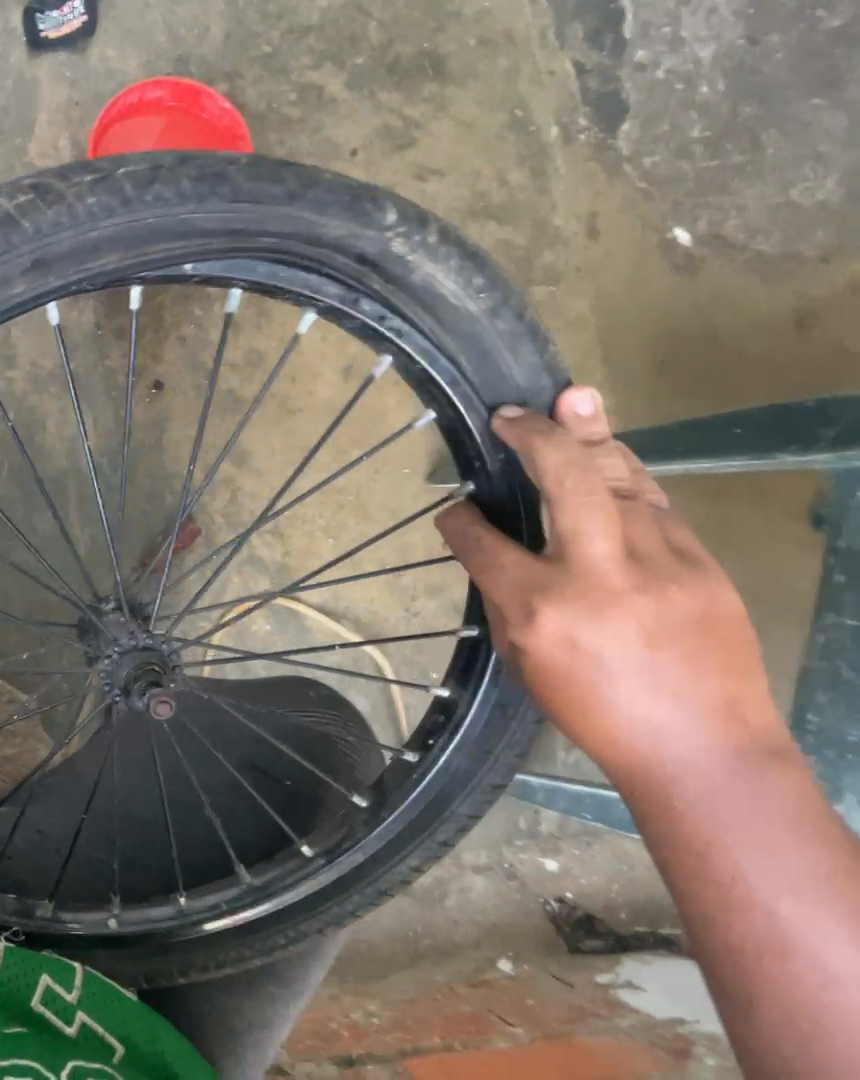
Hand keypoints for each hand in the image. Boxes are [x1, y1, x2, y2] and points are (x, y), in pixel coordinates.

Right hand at [434, 386, 785, 786]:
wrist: (703, 745)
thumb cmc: (593, 709)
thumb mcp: (525, 659)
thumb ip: (508, 597)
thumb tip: (496, 551)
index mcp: (542, 607)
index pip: (483, 543)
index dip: (458, 522)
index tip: (450, 512)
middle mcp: (600, 573)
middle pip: (569, 483)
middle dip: (537, 440)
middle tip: (510, 414)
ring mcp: (663, 562)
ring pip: (623, 479)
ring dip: (592, 437)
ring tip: (572, 398)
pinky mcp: (703, 562)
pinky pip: (655, 504)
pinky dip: (626, 475)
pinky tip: (610, 457)